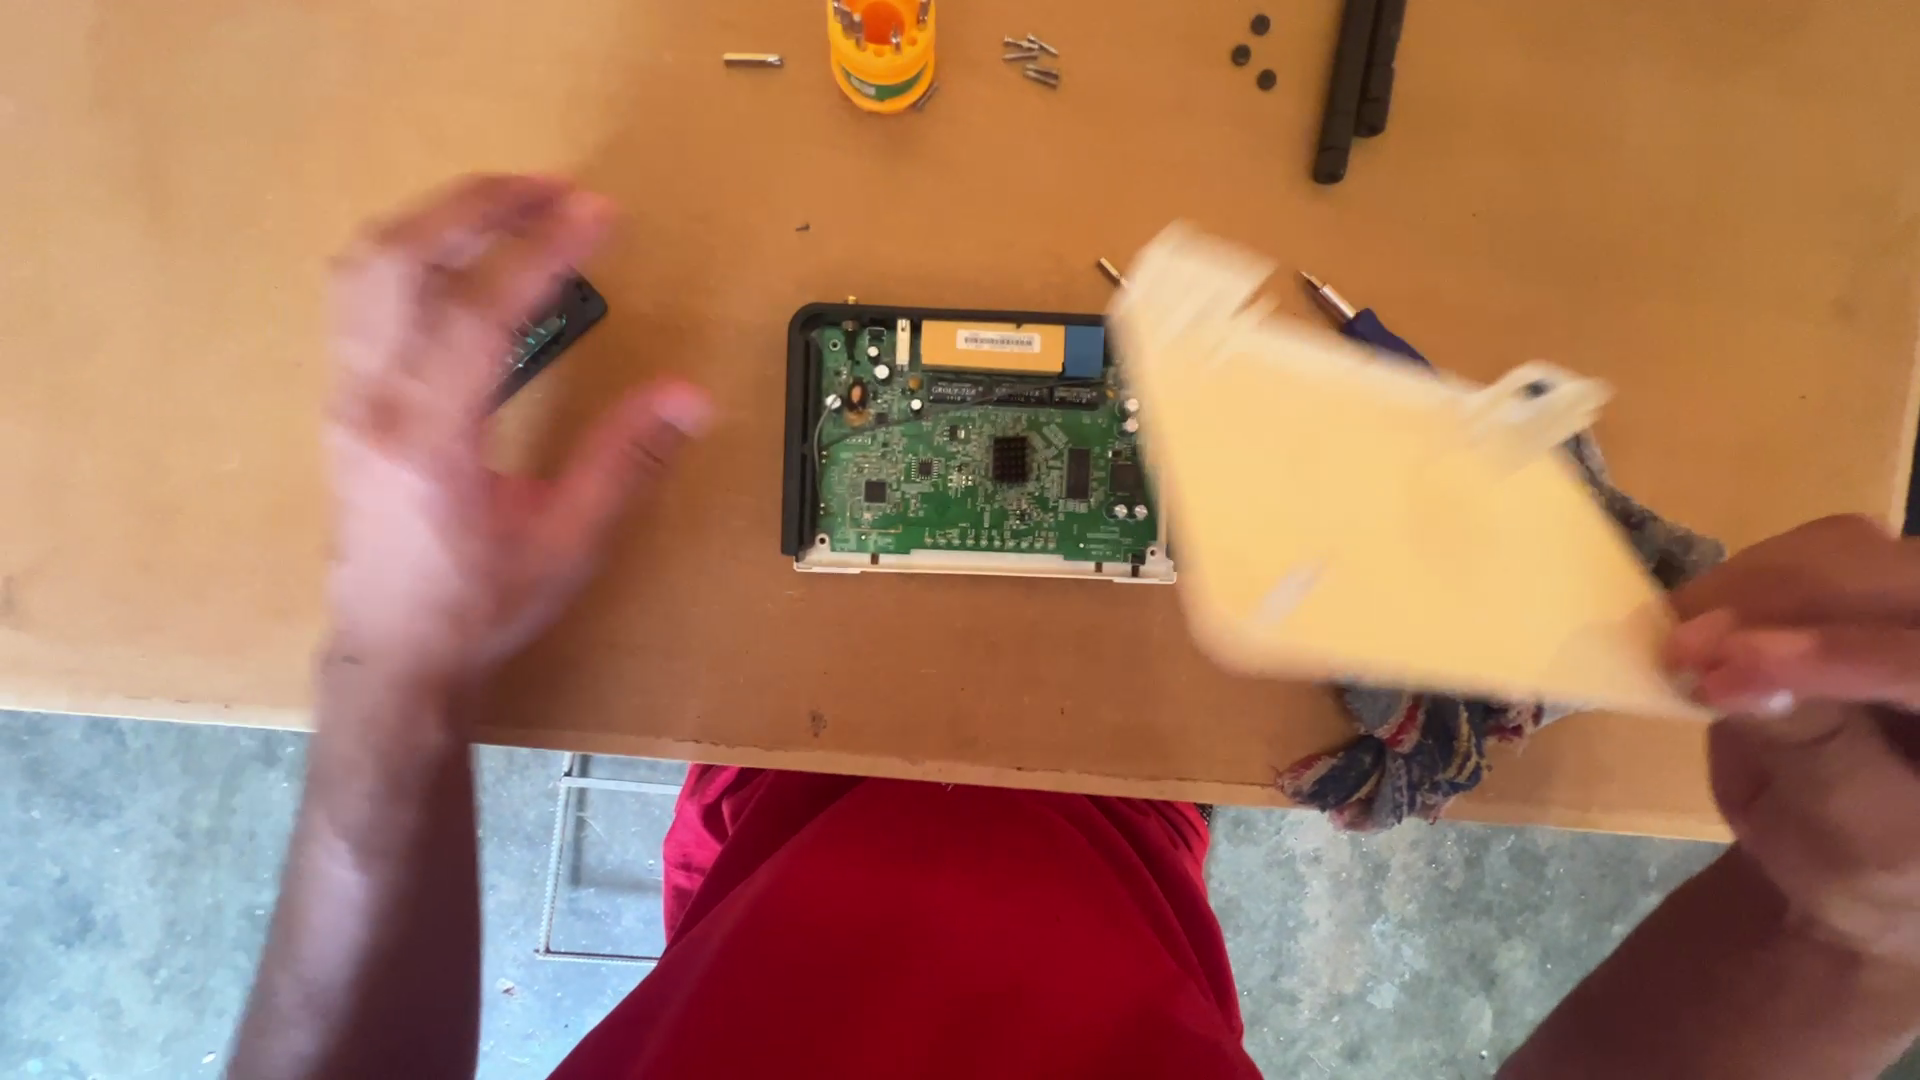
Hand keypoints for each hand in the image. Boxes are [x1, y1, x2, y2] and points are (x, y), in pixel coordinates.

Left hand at [326, 175, 709, 685]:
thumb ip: (628, 459)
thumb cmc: (485, 605)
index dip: (542, 251)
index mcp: (432, 438)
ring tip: (510, 206)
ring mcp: (344, 396)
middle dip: (478, 207)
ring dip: (438, 219)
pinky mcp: (343, 400)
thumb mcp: (572, 539)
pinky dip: (410, 253)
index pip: (480, 311)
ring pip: (364, 268)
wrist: (395, 652)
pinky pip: (358, 296)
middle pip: (400, 260)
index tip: (595, 213)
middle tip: (553, 190)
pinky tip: (456, 259)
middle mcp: (372, 401)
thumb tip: (690, 394)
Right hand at [1666, 514, 1919, 965]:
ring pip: (1839, 551)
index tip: (1723, 674)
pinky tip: (1684, 630)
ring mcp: (1904, 614)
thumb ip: (1810, 749)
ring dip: (1742, 591)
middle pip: (1894, 576)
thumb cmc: (1864, 867)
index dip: (1837, 656)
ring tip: (1677, 645)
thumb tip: (1728, 675)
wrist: (1837, 857)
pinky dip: (1722, 590)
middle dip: (1781, 602)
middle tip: (1686, 647)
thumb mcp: (1851, 834)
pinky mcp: (1836, 604)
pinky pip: (1786, 563)